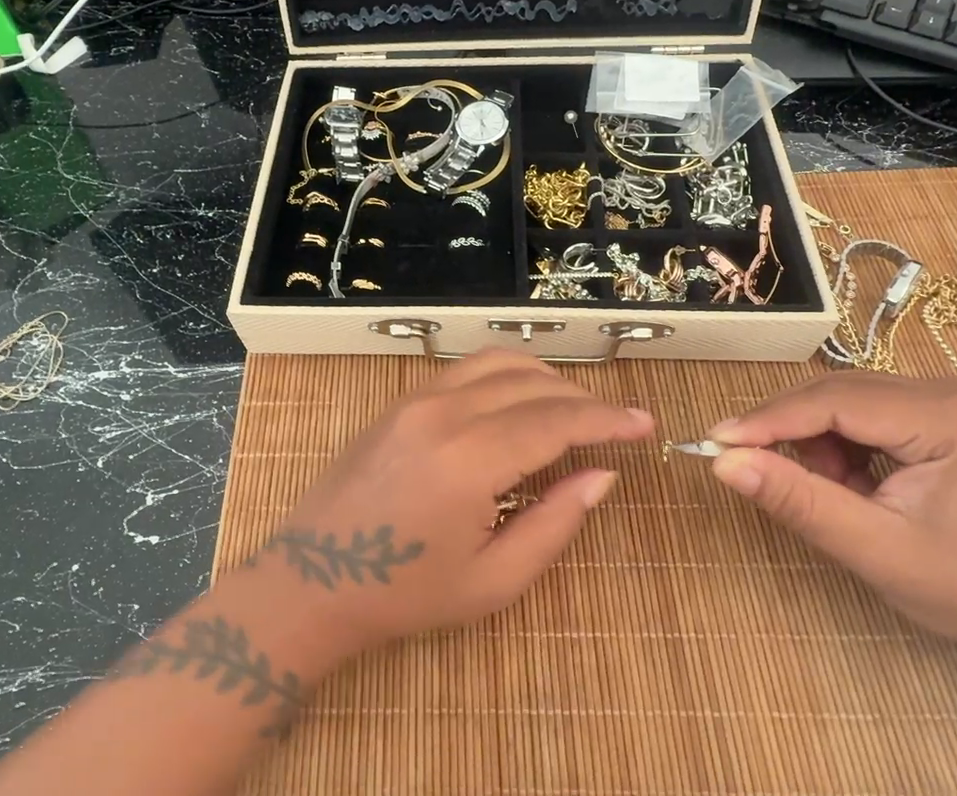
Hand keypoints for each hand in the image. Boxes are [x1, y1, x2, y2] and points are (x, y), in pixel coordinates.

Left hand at [251, 351, 652, 654]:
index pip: (555, 420)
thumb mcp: (492, 580)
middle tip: (617, 425)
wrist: (312, 580)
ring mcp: (415, 400)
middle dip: (583, 400)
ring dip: (546, 378)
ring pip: (497, 363)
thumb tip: (601, 475)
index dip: (607, 420)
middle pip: (531, 383)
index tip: (644, 426)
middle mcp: (442, 413)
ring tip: (575, 411)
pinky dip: (506, 377)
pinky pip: (465, 371)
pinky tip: (520, 405)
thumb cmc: (404, 593)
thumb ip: (554, 523)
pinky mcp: (398, 402)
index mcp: (467, 459)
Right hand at [706, 371, 956, 661]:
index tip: (715, 442)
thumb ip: (797, 499)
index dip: (768, 420)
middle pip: (841, 393)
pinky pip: (872, 413)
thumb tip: (723, 462)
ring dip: (822, 443)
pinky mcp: (952, 413)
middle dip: (796, 434)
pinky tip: (857, 486)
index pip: (835, 400)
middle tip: (762, 474)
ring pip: (851, 401)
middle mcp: (956, 389)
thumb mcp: (874, 549)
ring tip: (835, 496)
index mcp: (952, 415)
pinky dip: (847, 446)